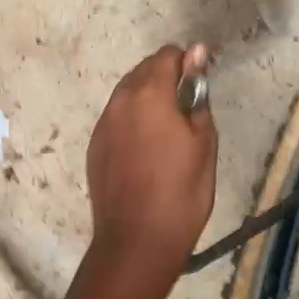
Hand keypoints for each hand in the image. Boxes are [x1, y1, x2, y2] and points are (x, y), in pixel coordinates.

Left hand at [85, 44, 216, 276]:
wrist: (135, 244)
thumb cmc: (180, 192)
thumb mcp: (203, 141)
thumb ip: (197, 93)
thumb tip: (196, 53)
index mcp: (150, 92)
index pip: (168, 55)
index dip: (188, 64)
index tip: (201, 86)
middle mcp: (121, 99)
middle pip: (146, 69)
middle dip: (167, 79)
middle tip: (188, 111)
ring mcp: (104, 123)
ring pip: (129, 92)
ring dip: (149, 98)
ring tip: (168, 132)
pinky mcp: (95, 145)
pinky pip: (117, 117)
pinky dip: (133, 120)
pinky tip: (147, 150)